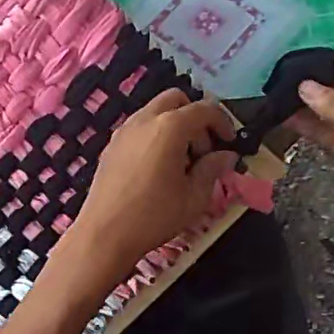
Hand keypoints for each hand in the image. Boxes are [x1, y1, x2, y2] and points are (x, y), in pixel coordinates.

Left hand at [59, 89, 237, 286]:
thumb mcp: (194, 197)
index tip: (230, 143)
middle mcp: (144, 120)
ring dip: (174, 125)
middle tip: (203, 150)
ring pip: (155, 112)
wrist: (104, 234)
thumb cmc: (153, 216)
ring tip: (181, 163)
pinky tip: (158, 168)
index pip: (204, 109)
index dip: (223, 123)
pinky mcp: (111, 146)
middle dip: (195, 117)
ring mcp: (123, 131)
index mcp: (169, 127)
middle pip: (176, 99)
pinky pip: (139, 128)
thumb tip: (226, 156)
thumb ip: (213, 169)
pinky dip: (155, 135)